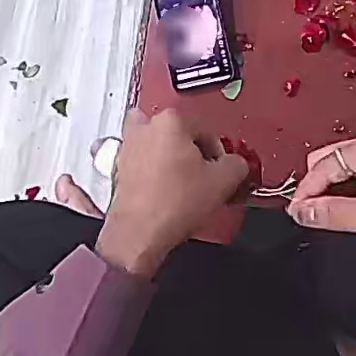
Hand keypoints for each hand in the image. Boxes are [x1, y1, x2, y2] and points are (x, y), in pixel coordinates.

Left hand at [94, 108, 248, 277]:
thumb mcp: (223, 181)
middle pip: (179, 134)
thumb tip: (235, 164)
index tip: (219, 170)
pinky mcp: (118, 168)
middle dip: (192, 153)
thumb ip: (237, 164)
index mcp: (172, 120)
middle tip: (202, 174)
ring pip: (158, 145)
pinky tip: (164, 192)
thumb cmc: (174, 203)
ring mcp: (128, 147)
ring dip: (170, 158)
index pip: (206, 130)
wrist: (139, 234)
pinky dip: (153, 172)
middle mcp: (146, 127)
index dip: (218, 154)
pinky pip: (143, 162)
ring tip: (181, 182)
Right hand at [287, 132, 355, 275]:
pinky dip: (342, 191)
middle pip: (329, 160)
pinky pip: (353, 174)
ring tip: (322, 217)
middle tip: (308, 217)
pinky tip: (341, 210)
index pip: (326, 163)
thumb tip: (298, 211)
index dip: (307, 189)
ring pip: (339, 167)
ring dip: (328, 190)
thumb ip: (333, 213)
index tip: (295, 214)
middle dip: (316, 187)